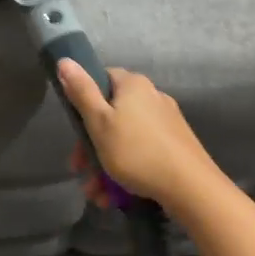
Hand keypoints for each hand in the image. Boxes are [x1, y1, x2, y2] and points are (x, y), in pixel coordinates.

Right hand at [59, 59, 221, 207]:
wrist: (189, 186)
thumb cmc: (137, 152)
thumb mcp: (99, 123)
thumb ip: (81, 92)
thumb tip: (65, 60)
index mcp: (134, 85)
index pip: (102, 78)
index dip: (84, 99)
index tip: (75, 126)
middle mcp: (152, 97)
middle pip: (111, 115)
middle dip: (90, 147)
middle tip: (80, 170)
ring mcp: (166, 122)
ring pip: (124, 139)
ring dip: (104, 166)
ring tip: (96, 193)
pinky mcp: (174, 145)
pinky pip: (141, 152)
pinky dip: (125, 171)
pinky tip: (115, 195)